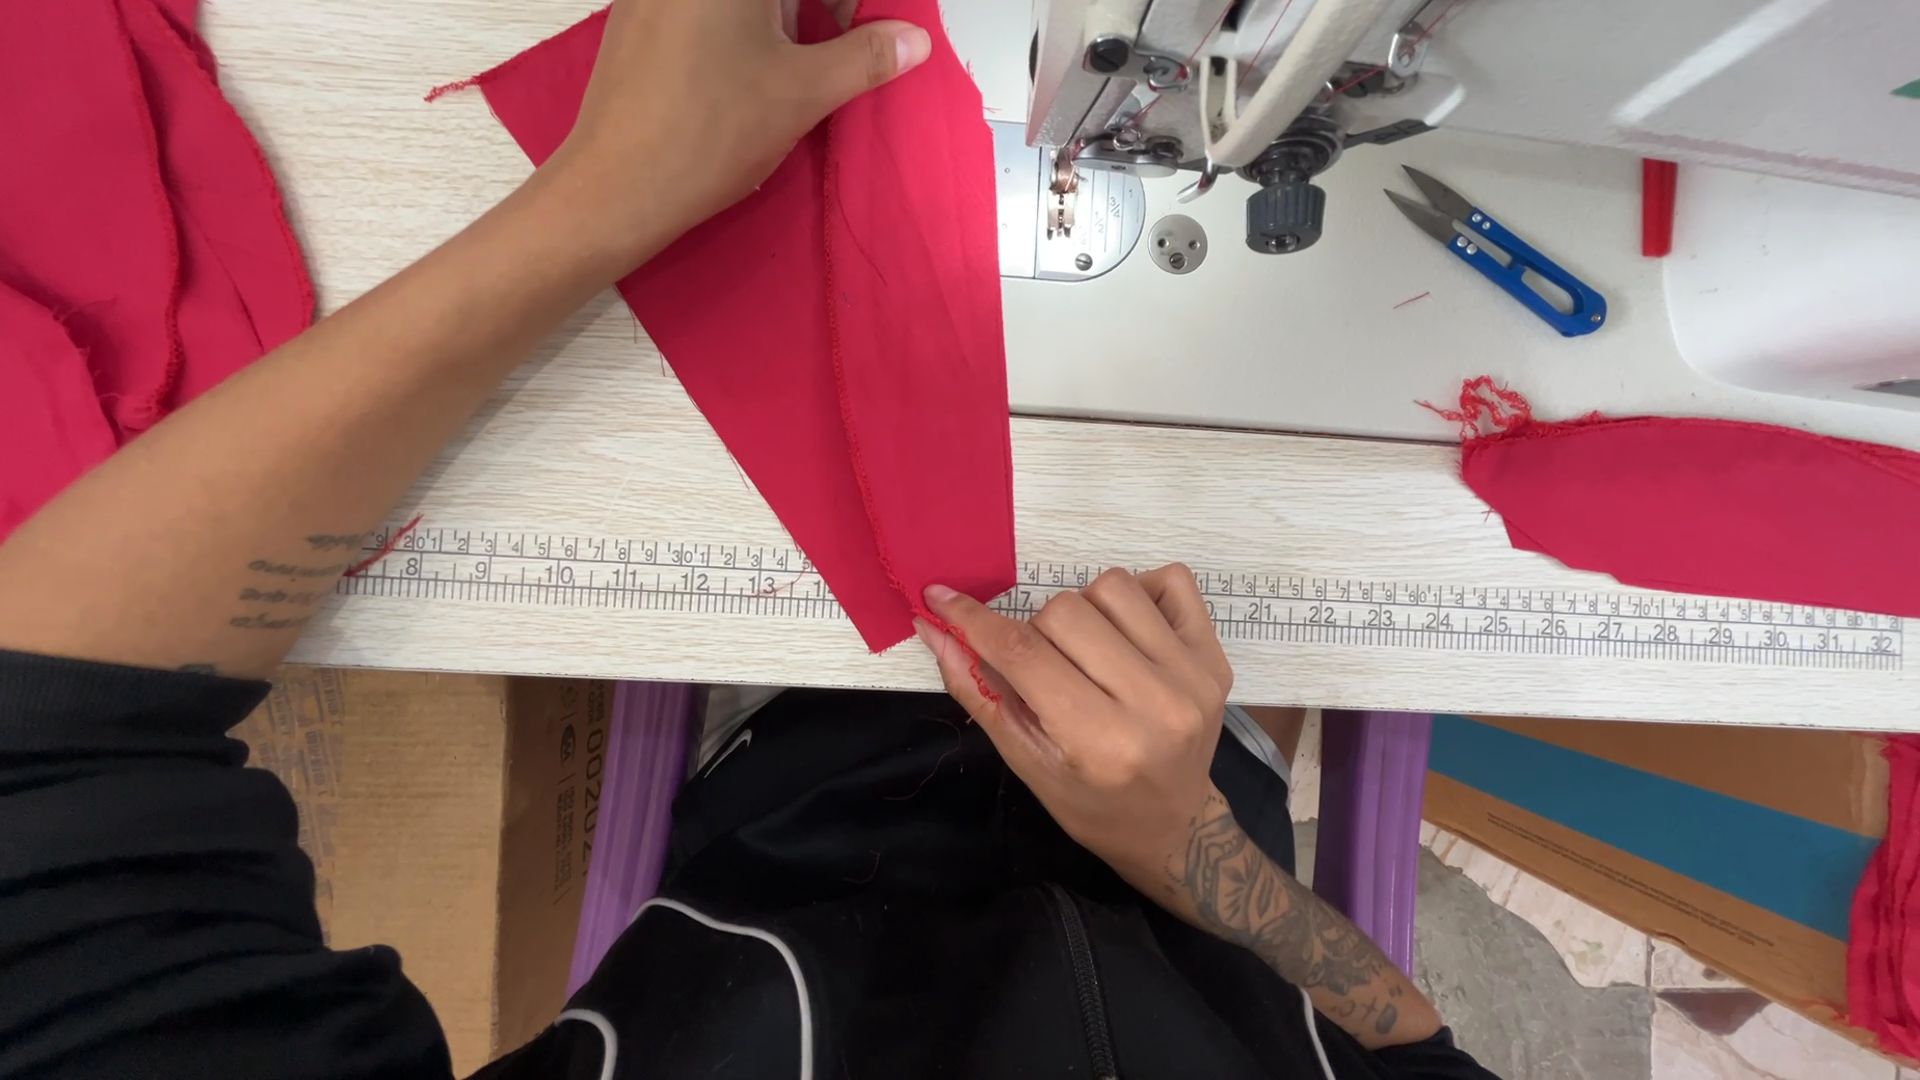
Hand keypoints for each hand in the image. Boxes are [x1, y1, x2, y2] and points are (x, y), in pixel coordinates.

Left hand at [545, 0, 931, 270]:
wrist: (621, 182)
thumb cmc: (716, 132)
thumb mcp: (803, 94)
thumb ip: (864, 59)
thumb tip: (918, 39)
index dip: (850, 9)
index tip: (867, 37)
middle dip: (822, 12)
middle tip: (844, 51)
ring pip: (745, 4)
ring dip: (784, 22)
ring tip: (796, 71)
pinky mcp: (639, 10)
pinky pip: (708, 10)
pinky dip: (742, 28)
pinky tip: (746, 74)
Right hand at [917, 566, 1234, 896]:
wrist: (1173, 824)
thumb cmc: (1091, 803)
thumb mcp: (1024, 760)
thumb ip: (976, 689)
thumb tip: (933, 627)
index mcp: (1099, 741)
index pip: (1023, 654)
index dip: (973, 619)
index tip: (941, 598)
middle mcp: (1155, 704)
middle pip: (1063, 610)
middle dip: (1036, 631)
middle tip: (1045, 667)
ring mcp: (1193, 676)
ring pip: (1111, 586)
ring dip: (1084, 610)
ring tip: (1088, 651)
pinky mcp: (1216, 656)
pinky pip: (1170, 578)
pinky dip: (1138, 593)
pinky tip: (1128, 632)